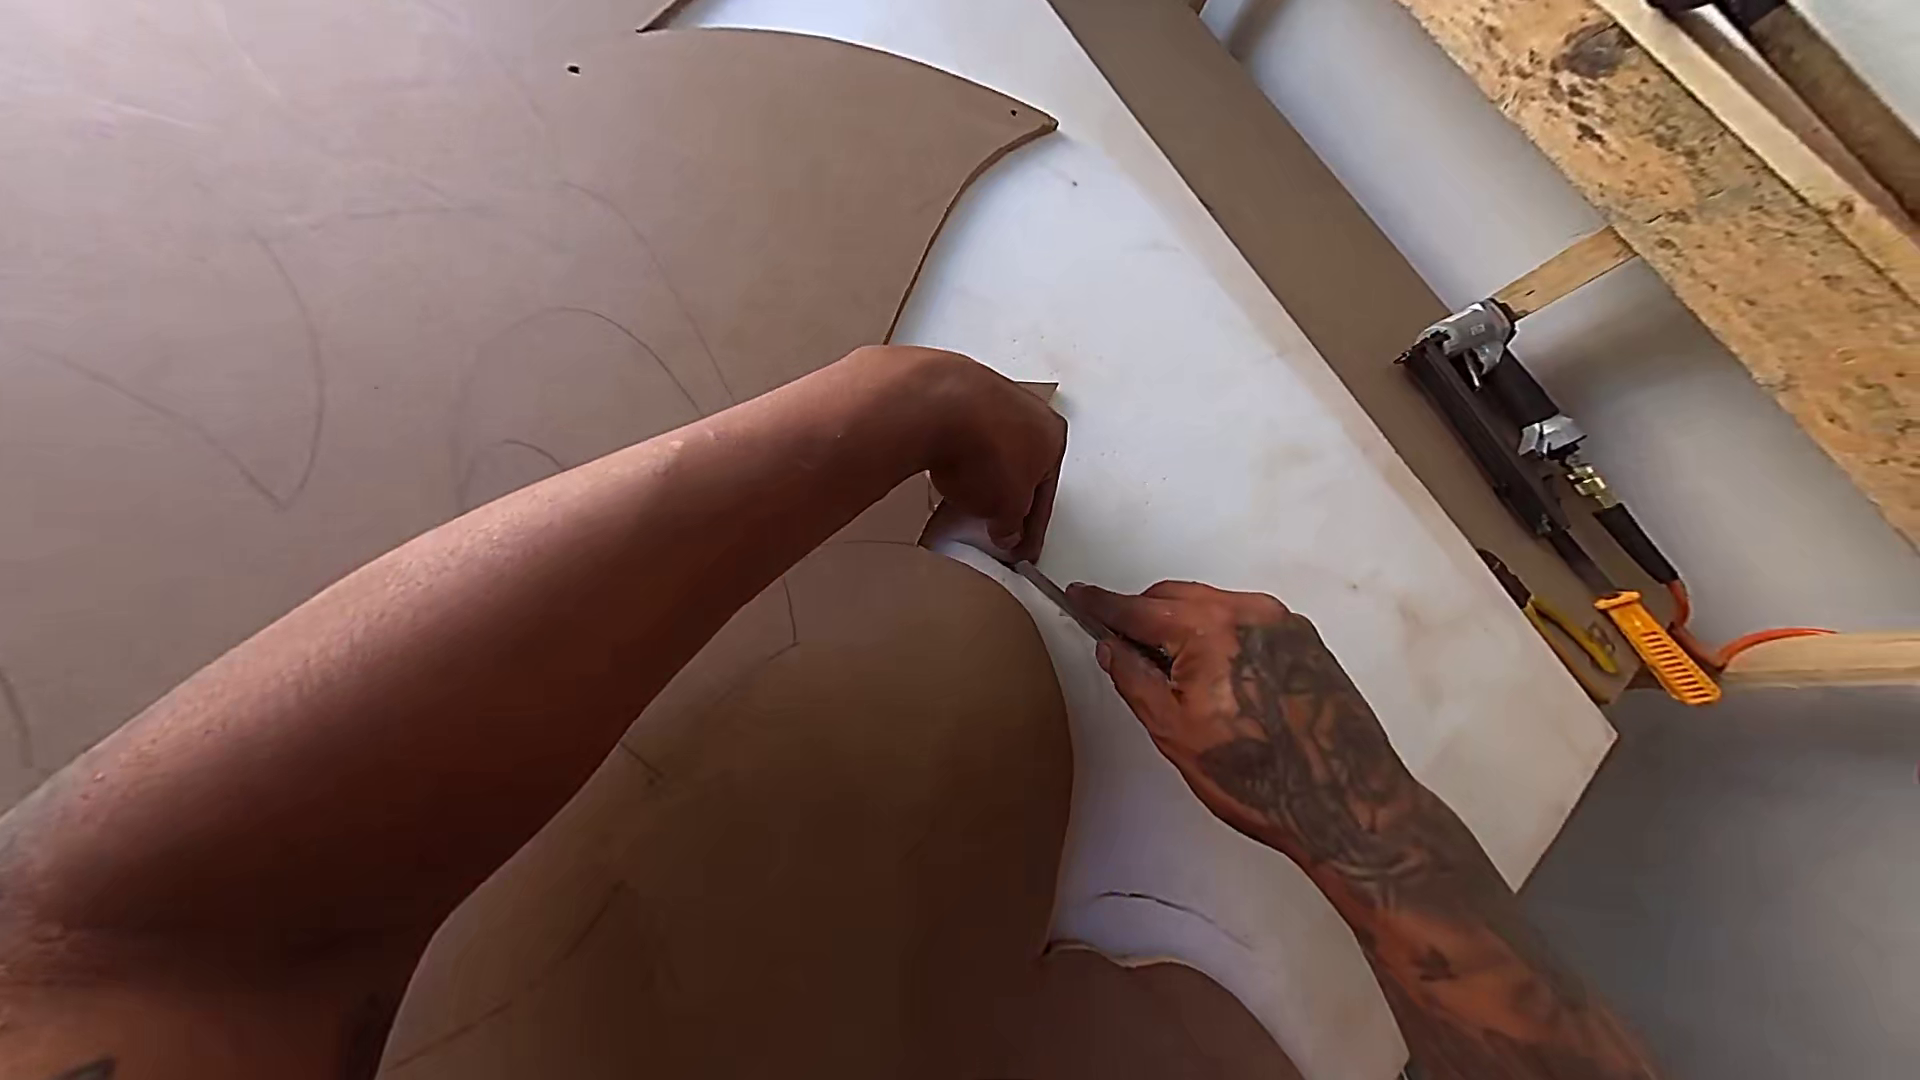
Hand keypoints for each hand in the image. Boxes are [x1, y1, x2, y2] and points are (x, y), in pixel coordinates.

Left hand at [869, 346, 1064, 562]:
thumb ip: (1011, 524)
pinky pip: (955, 434)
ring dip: (978, 474)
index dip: (1032, 526)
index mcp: (1053, 434)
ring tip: (961, 498)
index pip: (1046, 491)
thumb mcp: (1008, 509)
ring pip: (987, 446)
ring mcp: (986, 396)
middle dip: (1006, 494)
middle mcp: (1025, 408)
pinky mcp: (949, 395)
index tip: (1021, 544)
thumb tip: (1006, 528)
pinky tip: (942, 471)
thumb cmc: (984, 446)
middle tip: (993, 521)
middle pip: (1018, 463)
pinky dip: (953, 455)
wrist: (937, 409)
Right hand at [1070, 582, 1667, 1079]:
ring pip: (1209, 604)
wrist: (1354, 807)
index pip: (1138, 608)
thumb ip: (1133, 678)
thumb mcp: (1173, 731)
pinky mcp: (1305, 638)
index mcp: (1209, 628)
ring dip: (1179, 622)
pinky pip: (1241, 618)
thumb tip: (1109, 645)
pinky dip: (1214, 630)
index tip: (1075, 593)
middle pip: (1174, 596)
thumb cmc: (1252, 776)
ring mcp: (1282, 621)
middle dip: (1142, 613)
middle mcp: (1247, 609)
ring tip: (1171, 665)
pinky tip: (1215, 670)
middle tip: (1123, 645)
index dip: (1101, 602)